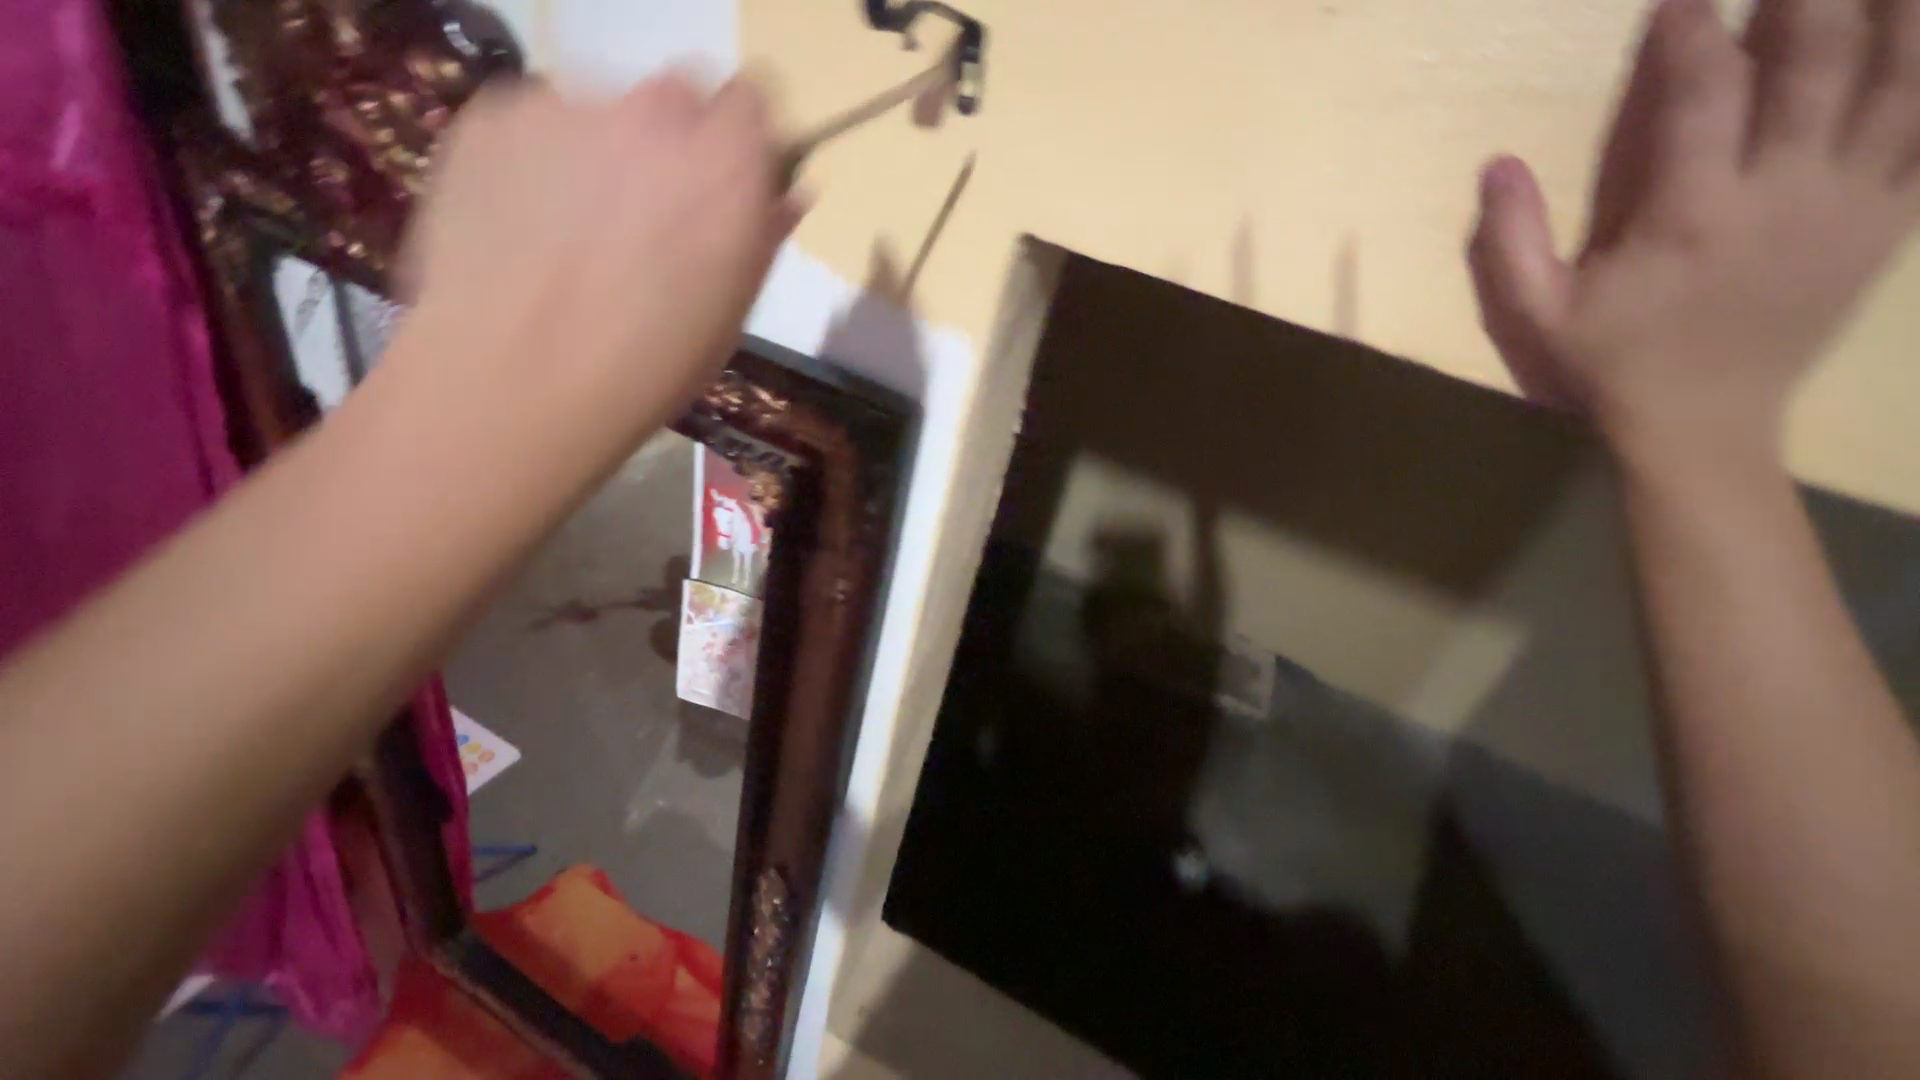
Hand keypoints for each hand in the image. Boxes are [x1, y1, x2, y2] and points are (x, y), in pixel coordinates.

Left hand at [400, 72, 801, 430]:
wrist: (513, 382)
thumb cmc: (648, 366)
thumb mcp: (731, 312)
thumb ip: (762, 236)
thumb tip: (782, 194)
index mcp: (730, 163)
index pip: (752, 100)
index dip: (740, 140)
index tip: (728, 180)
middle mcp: (656, 112)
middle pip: (677, 95)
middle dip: (674, 140)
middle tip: (651, 212)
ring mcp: (568, 106)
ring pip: (601, 107)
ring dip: (604, 148)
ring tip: (578, 228)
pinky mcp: (493, 116)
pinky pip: (533, 122)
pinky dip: (539, 159)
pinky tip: (528, 224)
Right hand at [1470, 0, 1919, 460]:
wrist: (1701, 425)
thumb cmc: (1608, 365)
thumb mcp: (1535, 314)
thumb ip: (1512, 240)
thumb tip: (1497, 164)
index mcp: (1693, 215)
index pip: (1702, 93)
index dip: (1692, 31)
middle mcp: (1786, 193)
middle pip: (1821, 59)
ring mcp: (1852, 204)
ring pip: (1903, 77)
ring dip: (1896, 13)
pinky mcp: (1890, 221)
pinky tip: (1919, 41)